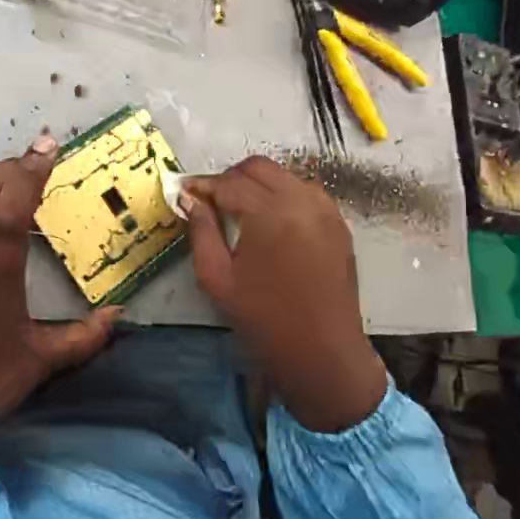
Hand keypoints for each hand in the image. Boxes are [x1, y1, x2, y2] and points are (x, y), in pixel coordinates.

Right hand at [183, 156, 386, 431]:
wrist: (321, 350)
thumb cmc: (262, 317)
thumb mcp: (216, 276)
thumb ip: (201, 231)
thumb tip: (189, 200)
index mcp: (270, 214)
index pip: (228, 183)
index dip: (201, 185)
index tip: (182, 191)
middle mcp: (302, 201)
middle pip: (258, 168)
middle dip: (229, 178)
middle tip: (207, 200)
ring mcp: (326, 210)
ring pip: (283, 175)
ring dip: (256, 183)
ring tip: (235, 208)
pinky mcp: (338, 223)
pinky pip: (304, 191)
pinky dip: (280, 194)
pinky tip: (266, 219)